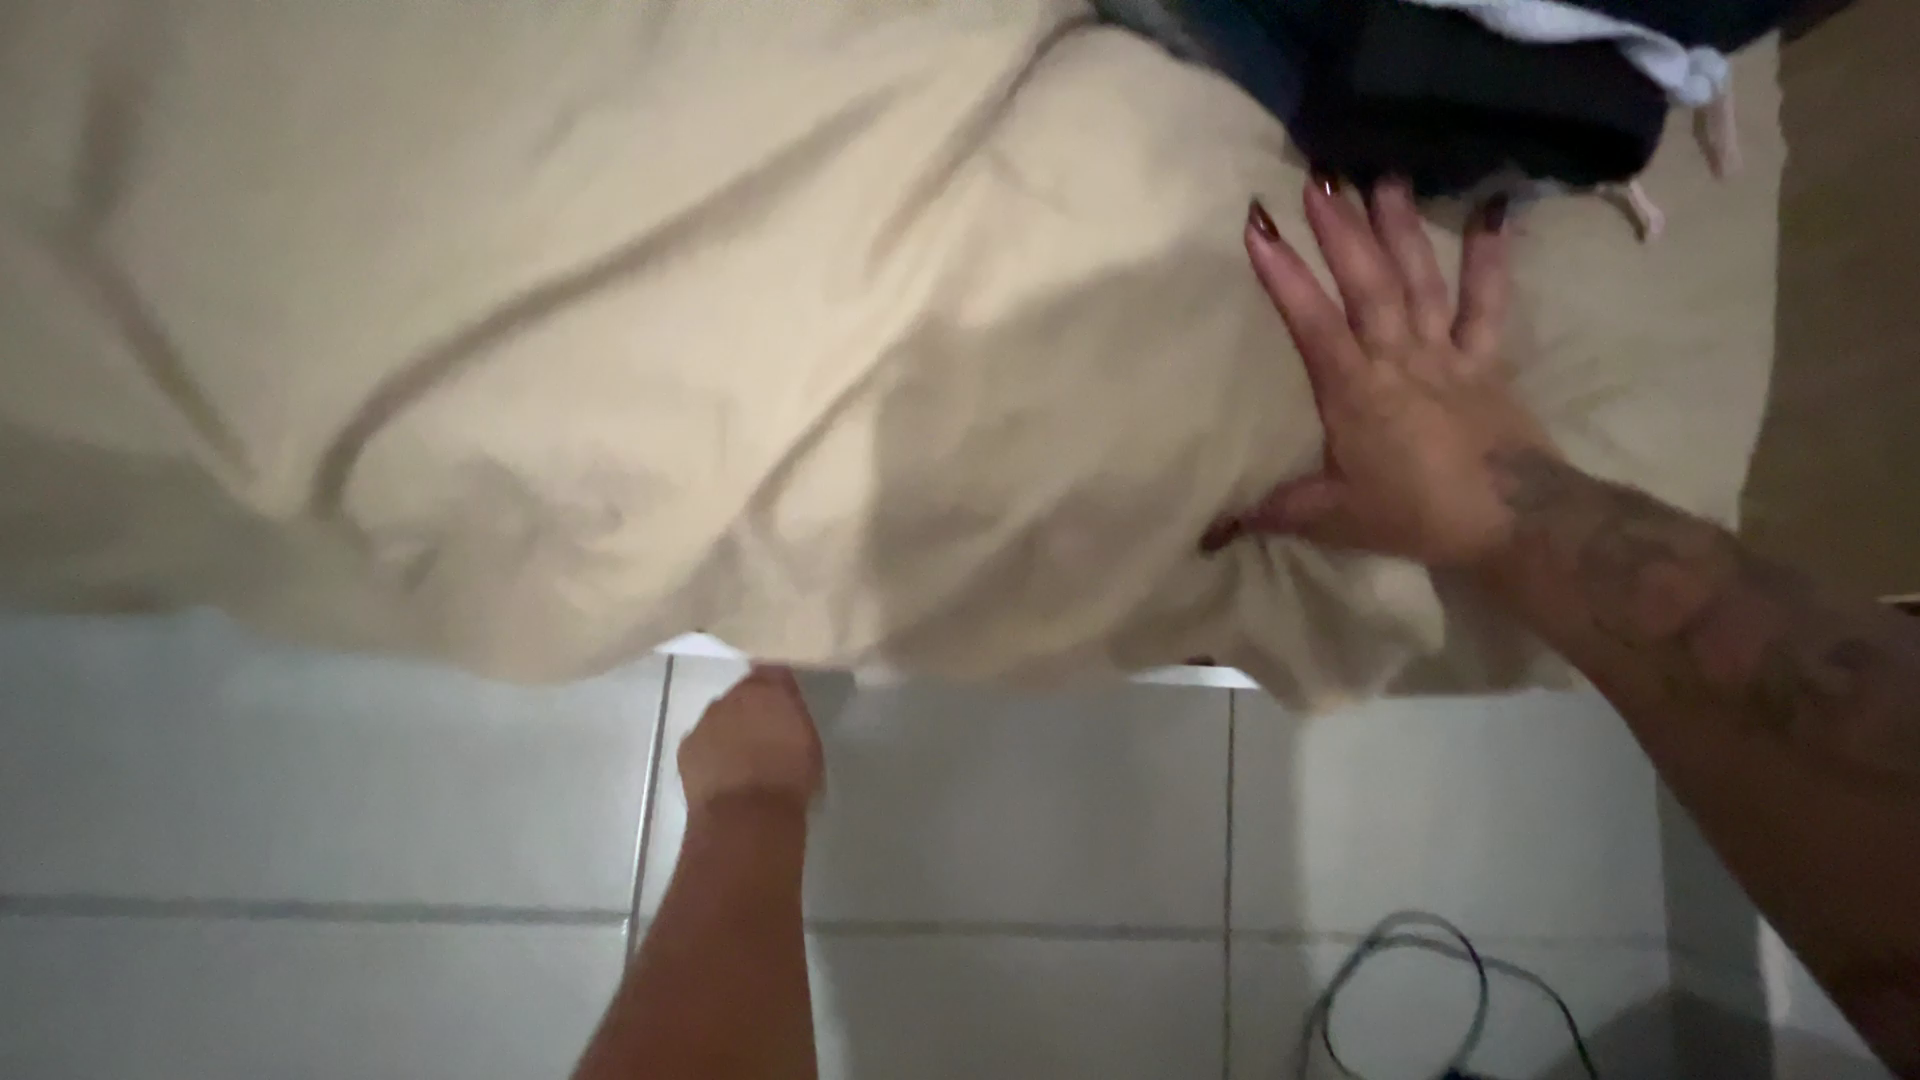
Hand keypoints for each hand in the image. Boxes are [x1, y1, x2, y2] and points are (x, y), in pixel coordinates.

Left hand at [679, 665, 823, 811]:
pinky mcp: (686, 745)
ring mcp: (706, 719)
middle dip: (751, 704)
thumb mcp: (808, 740)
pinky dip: (710, 748)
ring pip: (719, 714)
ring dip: (729, 726)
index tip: (781, 696)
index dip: (776, 683)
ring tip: (740, 753)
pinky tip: (720, 770)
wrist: (746, 815)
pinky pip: (701, 739)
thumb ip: (793, 715)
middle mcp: (735, 696)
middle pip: (743, 691)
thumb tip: (783, 708)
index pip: (772, 670)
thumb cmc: (790, 777)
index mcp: (770, 689)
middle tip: (763, 728)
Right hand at [1207, 179, 1557, 567]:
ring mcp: (1447, 353)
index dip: (1285, 275)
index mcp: (1355, 391)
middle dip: (1341, 230)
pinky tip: (1494, 212)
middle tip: (1320, 178)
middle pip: (1369, 284)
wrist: (1514, 522)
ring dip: (1400, 228)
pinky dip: (1491, 258)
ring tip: (1383, 176)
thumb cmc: (1412, 515)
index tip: (1260, 226)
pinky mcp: (1486, 359)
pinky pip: (1488, 303)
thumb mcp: (1330, 519)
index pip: (1313, 323)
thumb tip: (1213, 530)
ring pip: (1420, 280)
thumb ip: (1273, 512)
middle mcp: (1399, 358)